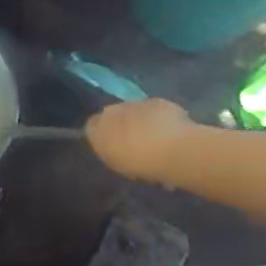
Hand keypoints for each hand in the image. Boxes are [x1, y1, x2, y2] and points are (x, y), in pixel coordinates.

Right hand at [85, 98, 199, 183]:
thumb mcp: (116, 164)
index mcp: (96, 128)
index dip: (102, 135)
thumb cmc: (139, 163)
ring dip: (140, 121)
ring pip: (133, 111)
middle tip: (132, 143)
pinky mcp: (159, 101)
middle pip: (112, 115)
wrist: (173, 150)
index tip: (112, 147)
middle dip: (120, 125)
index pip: (92, 127)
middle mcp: (111, 111)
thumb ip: (109, 150)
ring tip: (153, 139)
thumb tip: (109, 144)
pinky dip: (158, 118)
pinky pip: (154, 110)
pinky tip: (168, 132)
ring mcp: (135, 103)